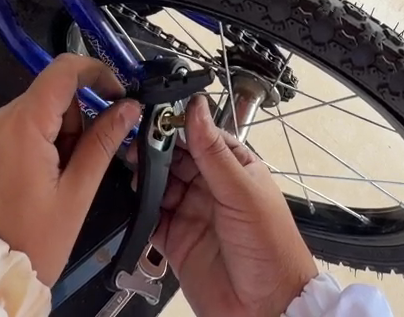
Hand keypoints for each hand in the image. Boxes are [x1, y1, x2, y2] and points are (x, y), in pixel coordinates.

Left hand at [0, 55, 142, 284]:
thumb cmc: (31, 241)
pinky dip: (36, 143)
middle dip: (76, 121)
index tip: (117, 95)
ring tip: (55, 183)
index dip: (96, 72)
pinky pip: (18, 129)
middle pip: (52, 95)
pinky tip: (37, 183)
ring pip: (37, 112)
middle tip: (77, 168)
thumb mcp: (76, 194)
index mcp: (23, 123)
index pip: (64, 70)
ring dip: (57, 135)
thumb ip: (103, 142)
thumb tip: (129, 107)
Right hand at [155, 97, 318, 316]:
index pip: (200, 135)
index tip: (155, 117)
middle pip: (176, 158)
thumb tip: (196, 107)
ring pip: (160, 185)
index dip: (178, 125)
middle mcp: (211, 186)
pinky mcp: (176, 241)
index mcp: (233, 166)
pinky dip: (141, 209)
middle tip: (136, 145)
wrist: (265, 310)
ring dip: (145, 177)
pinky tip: (135, 201)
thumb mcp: (242, 192)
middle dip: (155, 150)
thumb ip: (213, 152)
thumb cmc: (271, 246)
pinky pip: (151, 219)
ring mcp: (192, 212)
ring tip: (133, 172)